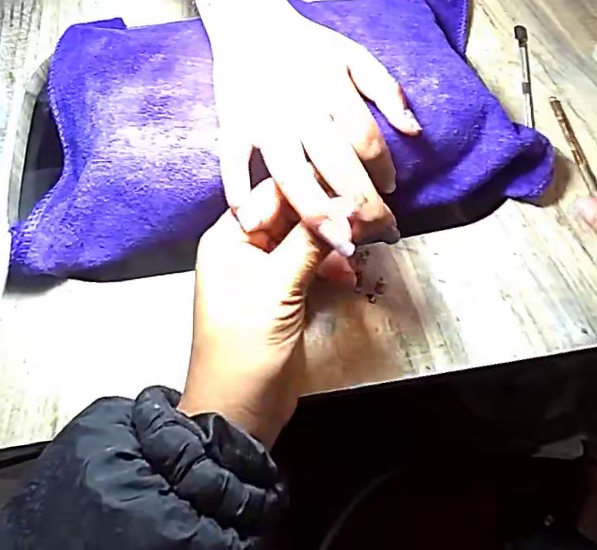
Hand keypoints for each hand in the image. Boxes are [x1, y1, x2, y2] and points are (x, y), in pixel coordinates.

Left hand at [178, 203, 340, 445]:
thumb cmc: (247, 345)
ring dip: (330, 243)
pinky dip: (328, 266)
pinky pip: (308, 265)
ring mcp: (263, 269)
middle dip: (326, 216)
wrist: (239, 412)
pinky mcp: (281, 292)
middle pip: (289, 215)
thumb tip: (342, 204)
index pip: (271, 194)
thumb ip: (308, 244)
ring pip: (302, 240)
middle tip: (367, 215)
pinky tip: (348, 274)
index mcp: (229, 235)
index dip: (309, 186)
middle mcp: (244, 245)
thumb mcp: (278, 288)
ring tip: (361, 247)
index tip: (349, 184)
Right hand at [211, 4, 420, 254]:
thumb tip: (413, 131)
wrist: (248, 21)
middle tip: (381, 236)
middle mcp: (300, 108)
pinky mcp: (232, 123)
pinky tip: (249, 219)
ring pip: (291, 175)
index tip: (392, 189)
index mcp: (332, 89)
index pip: (366, 140)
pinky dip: (238, 191)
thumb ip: (387, 89)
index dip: (385, 170)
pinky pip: (233, 163)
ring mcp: (263, 119)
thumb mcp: (353, 54)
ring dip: (315, 213)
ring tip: (337, 243)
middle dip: (363, 207)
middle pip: (337, 166)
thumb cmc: (304, 41)